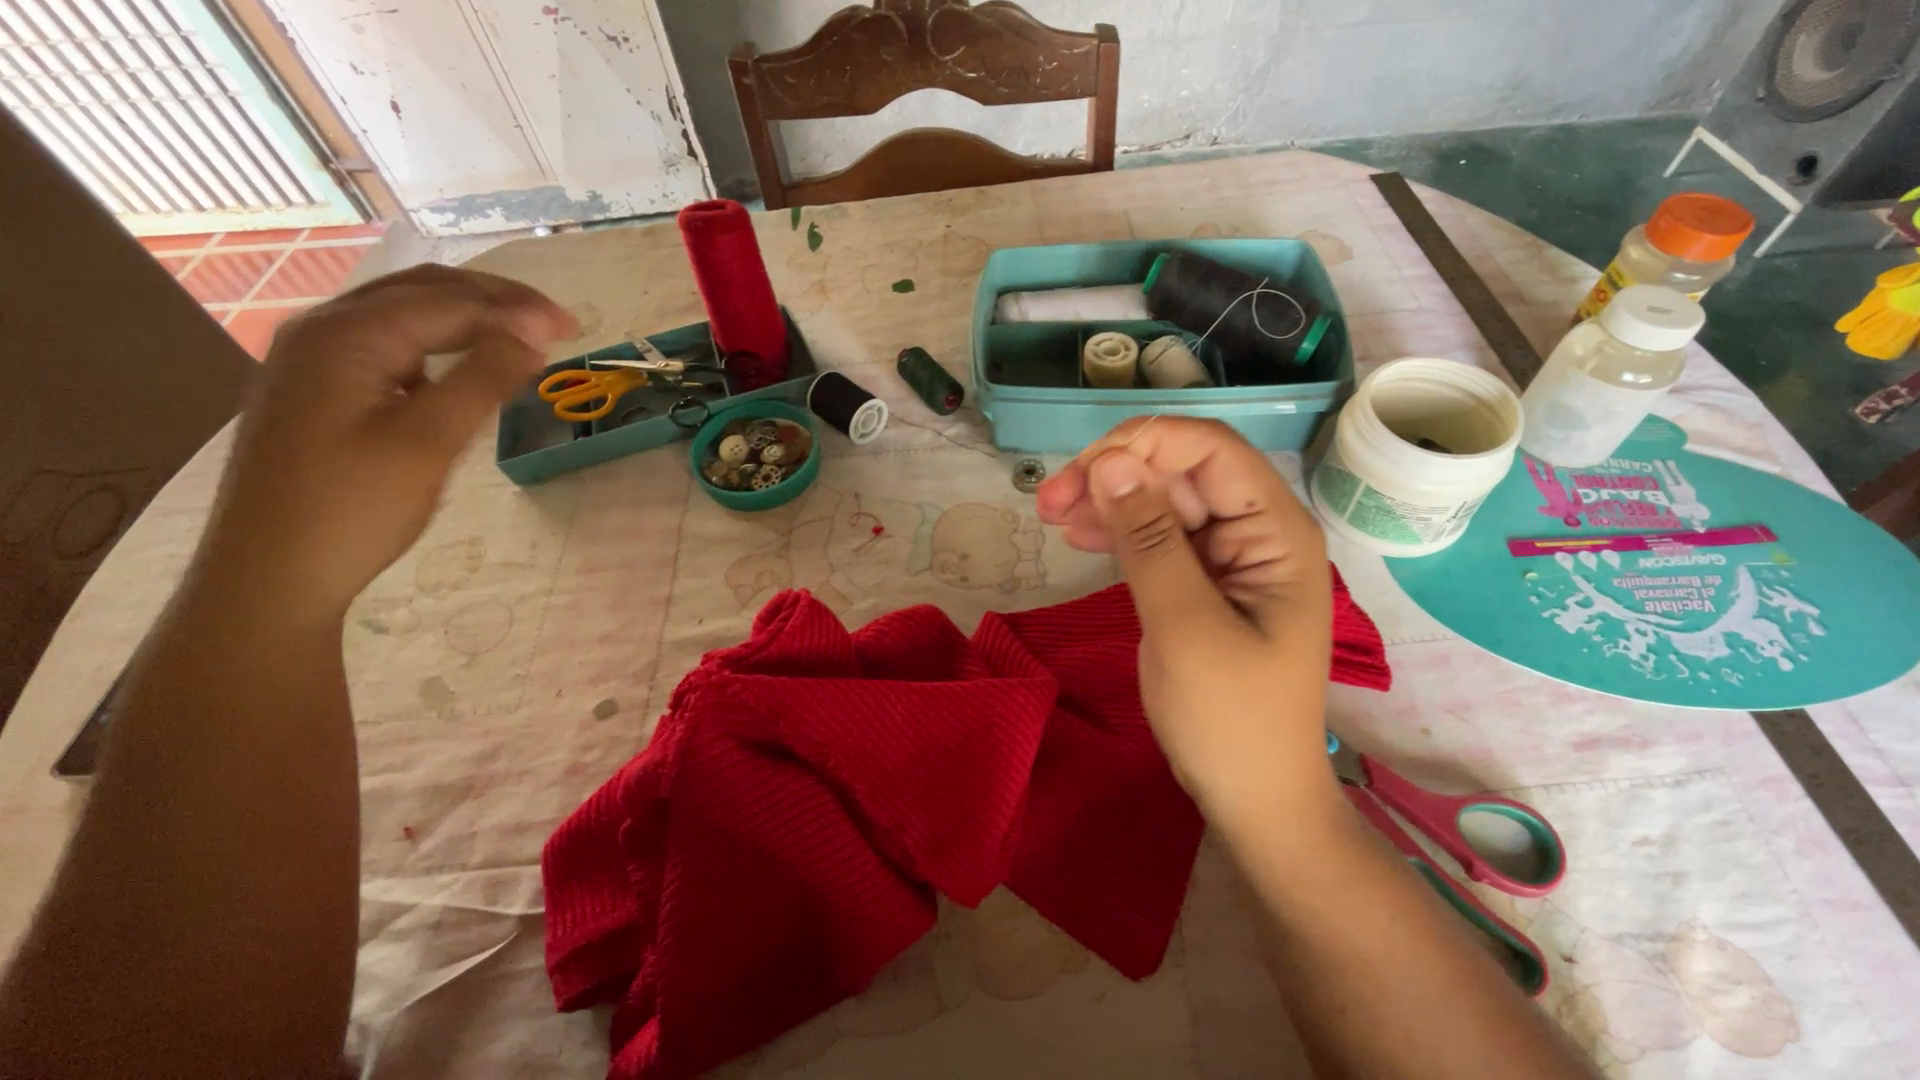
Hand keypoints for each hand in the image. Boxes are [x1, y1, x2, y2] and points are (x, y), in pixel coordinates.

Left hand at [193, 265, 576, 622]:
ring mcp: (311, 358)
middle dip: (493, 301)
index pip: (447, 303)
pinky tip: (461, 367)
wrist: (270, 576)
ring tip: (518, 338)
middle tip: (554, 323)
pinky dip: (435, 343)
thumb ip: (483, 379)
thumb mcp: (428, 443)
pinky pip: (386, 344)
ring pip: (402, 314)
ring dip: (465, 318)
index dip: (515, 310)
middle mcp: (320, 330)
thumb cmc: (353, 510)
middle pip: (421, 292)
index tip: (572, 328)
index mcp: (344, 335)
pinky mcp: (315, 388)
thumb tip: (532, 333)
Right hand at [1035, 417, 1339, 818]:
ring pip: (1162, 500)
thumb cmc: (1230, 717)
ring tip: (1050, 516)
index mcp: (1276, 530)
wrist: (1253, 796)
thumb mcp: (1184, 626)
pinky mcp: (1202, 583)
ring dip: (1108, 500)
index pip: (1210, 449)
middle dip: (1114, 473)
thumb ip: (1149, 539)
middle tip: (1047, 502)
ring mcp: (1229, 558)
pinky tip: (1077, 536)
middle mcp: (1256, 531)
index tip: (1079, 472)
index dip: (1143, 443)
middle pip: (1180, 471)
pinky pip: (1157, 538)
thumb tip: (1110, 461)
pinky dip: (1117, 532)